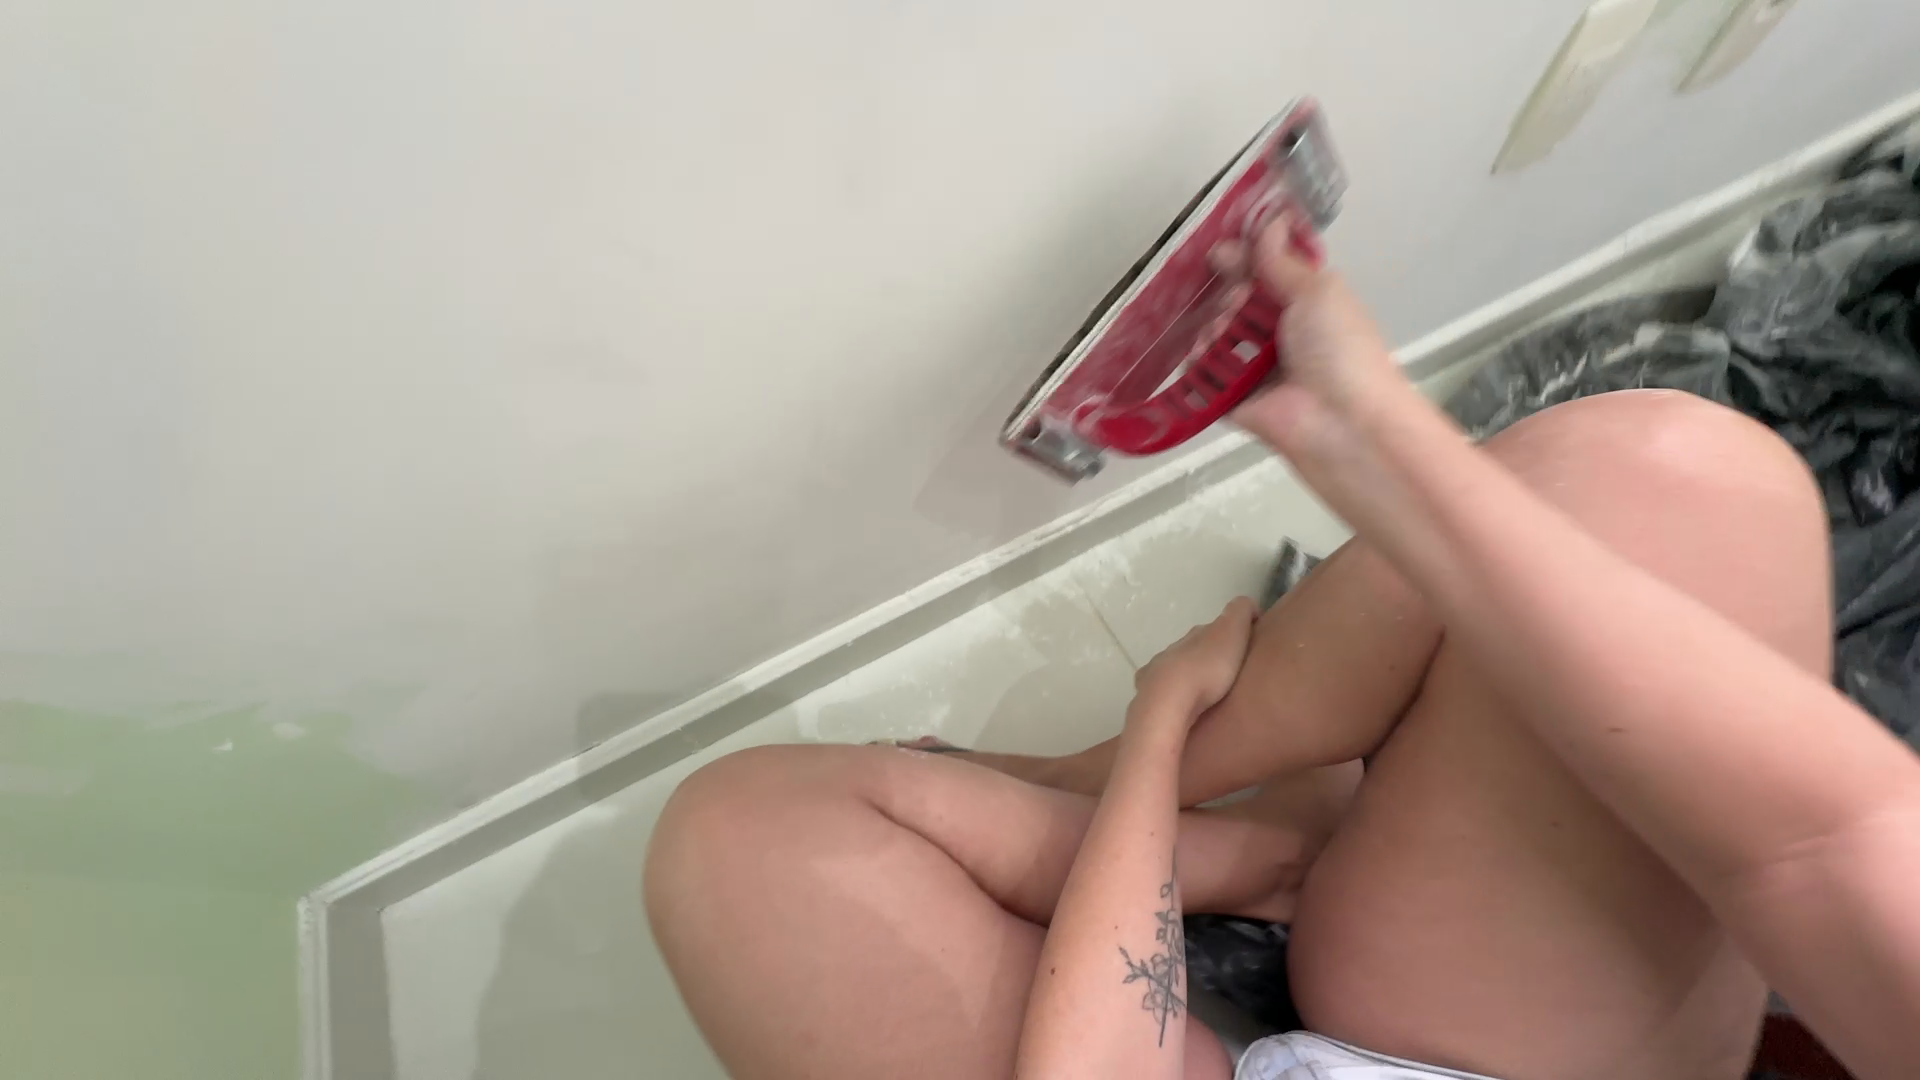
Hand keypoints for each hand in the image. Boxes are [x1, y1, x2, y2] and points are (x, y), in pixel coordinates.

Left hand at [1131, 597, 1258, 726]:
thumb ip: (1239, 613)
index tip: (1243, 650)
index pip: (1212, 630)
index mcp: (1194, 635)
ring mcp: (1157, 672)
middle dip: (1208, 658)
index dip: (1228, 636)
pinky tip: (1186, 707)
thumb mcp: (1231, 631)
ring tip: (1210, 696)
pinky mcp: (1150, 696)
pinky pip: (1166, 693)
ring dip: (1192, 679)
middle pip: (1193, 650)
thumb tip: (1249, 606)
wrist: (1168, 700)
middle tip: (1229, 675)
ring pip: (1177, 671)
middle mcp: (1173, 650)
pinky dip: (1176, 696)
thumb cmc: (1206, 667)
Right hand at [1211, 214, 1405, 454]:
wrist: (1337, 417)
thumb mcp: (1318, 291)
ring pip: (1215, 333)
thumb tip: (1270, 222)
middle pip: (1235, 300)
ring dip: (1216, 325)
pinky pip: (1200, 371)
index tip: (1220, 248)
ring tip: (1226, 331)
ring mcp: (1250, 366)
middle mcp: (1275, 333)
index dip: (1244, 257)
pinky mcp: (1227, 396)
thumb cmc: (1339, 348)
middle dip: (1229, 293)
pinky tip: (1205, 353)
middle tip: (1238, 299)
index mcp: (1304, 304)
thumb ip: (1284, 261)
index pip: (1265, 272)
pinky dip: (1198, 360)